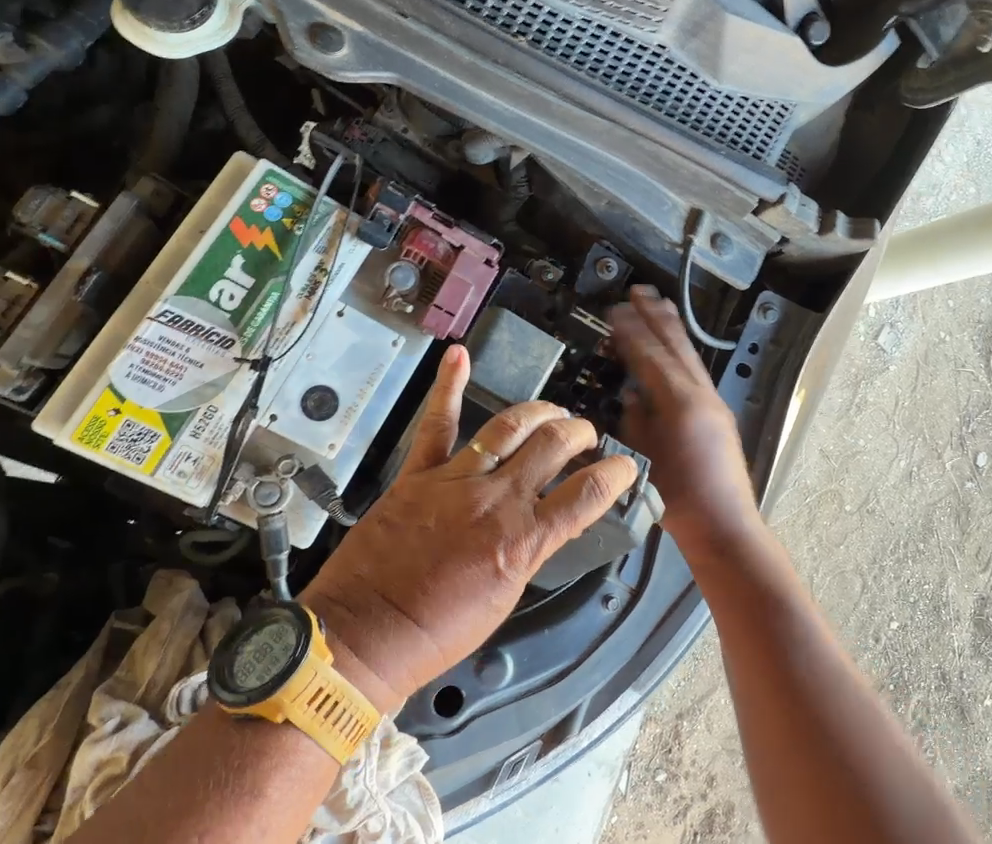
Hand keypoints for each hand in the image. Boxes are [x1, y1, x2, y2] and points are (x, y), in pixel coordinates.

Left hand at [299, 344, 638, 709]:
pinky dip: (448, 387)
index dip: (614, 476)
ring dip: (539, 412)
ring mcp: (456, 481)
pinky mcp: (418, 475)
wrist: (367, 635)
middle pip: (553, 446)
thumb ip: (527, 553)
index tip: (624, 468)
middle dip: (579, 433)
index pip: (586, 495)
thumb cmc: (434, 631)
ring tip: (553, 411)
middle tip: (585, 435)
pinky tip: (459, 357)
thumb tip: (540, 527)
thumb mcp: (504, 599)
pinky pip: (437, 424)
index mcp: (523, 541)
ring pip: (509, 427)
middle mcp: (496, 501)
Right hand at [608, 286, 761, 552]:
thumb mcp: (645, 458)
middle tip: (640, 291)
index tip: (615, 309)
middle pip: (676, 347)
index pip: (651, 356)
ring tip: (659, 306)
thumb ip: (637, 421)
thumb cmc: (679, 499)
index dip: (632, 331)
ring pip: (690, 357)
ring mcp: (714, 404)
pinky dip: (682, 353)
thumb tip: (630, 394)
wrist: (724, 526)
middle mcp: (701, 395)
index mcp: (680, 403)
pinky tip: (674, 351)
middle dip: (656, 317)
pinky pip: (696, 372)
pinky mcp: (719, 416)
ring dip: (672, 330)